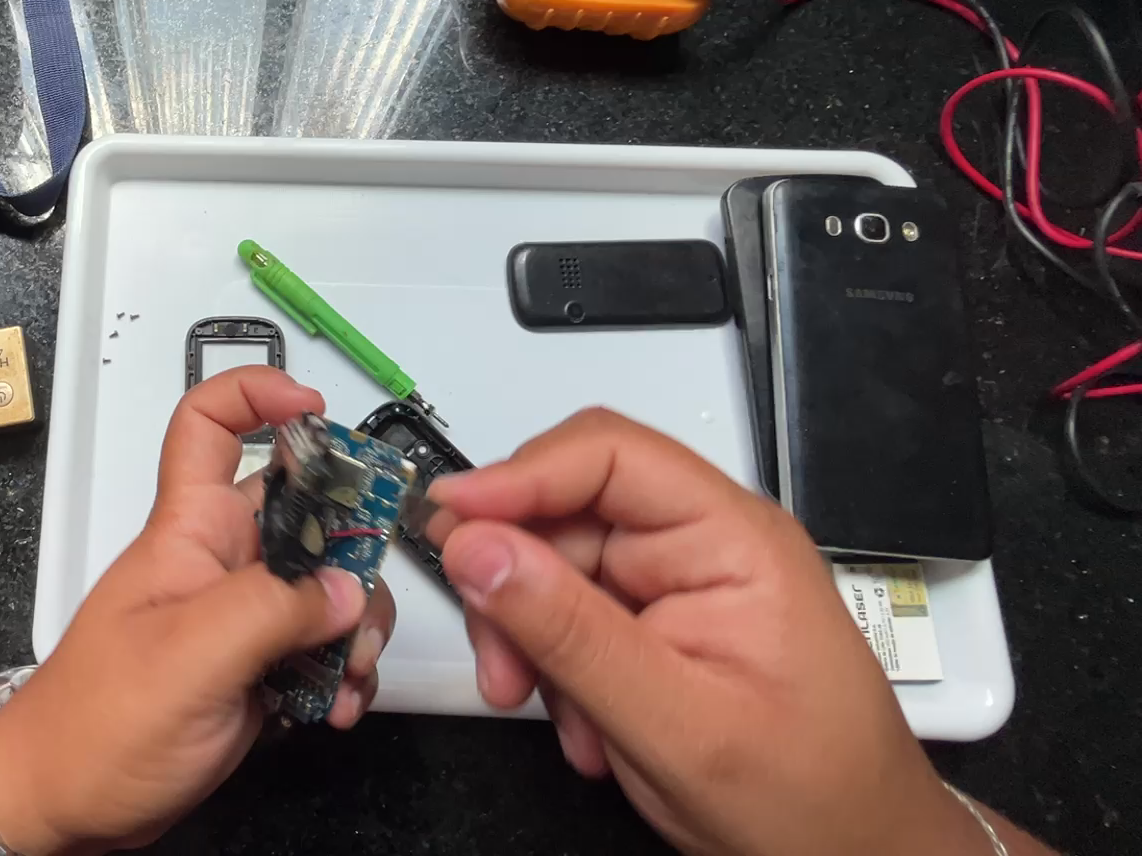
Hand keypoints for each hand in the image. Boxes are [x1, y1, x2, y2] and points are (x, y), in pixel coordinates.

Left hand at [0, 367, 396, 854]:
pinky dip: (342, 667)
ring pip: (323, 578)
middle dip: (349, 538)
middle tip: (363, 588)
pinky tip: (336, 704)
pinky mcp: (258, 660)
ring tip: (349, 669)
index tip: (313, 407)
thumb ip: (270, 611)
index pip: (206, 424)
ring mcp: (243, 610)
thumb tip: (345, 588)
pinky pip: (320, 640)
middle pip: (301, 504)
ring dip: (353, 620)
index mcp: (190, 527)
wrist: (68, 808)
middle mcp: (223, 557)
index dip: (255, 395)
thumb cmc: (96, 722)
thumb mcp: (186, 656)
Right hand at [432, 408, 988, 855]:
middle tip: (490, 647)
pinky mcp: (631, 605)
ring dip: (515, 624)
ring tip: (526, 694)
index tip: (453, 514)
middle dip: (509, 575)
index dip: (521, 474)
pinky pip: (548, 598)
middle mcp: (689, 537)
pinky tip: (566, 711)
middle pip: (557, 507)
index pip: (608, 454)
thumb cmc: (809, 807)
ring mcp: (657, 571)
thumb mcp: (679, 728)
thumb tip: (473, 549)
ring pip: (539, 556)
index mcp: (730, 538)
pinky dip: (534, 649)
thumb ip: (570, 633)